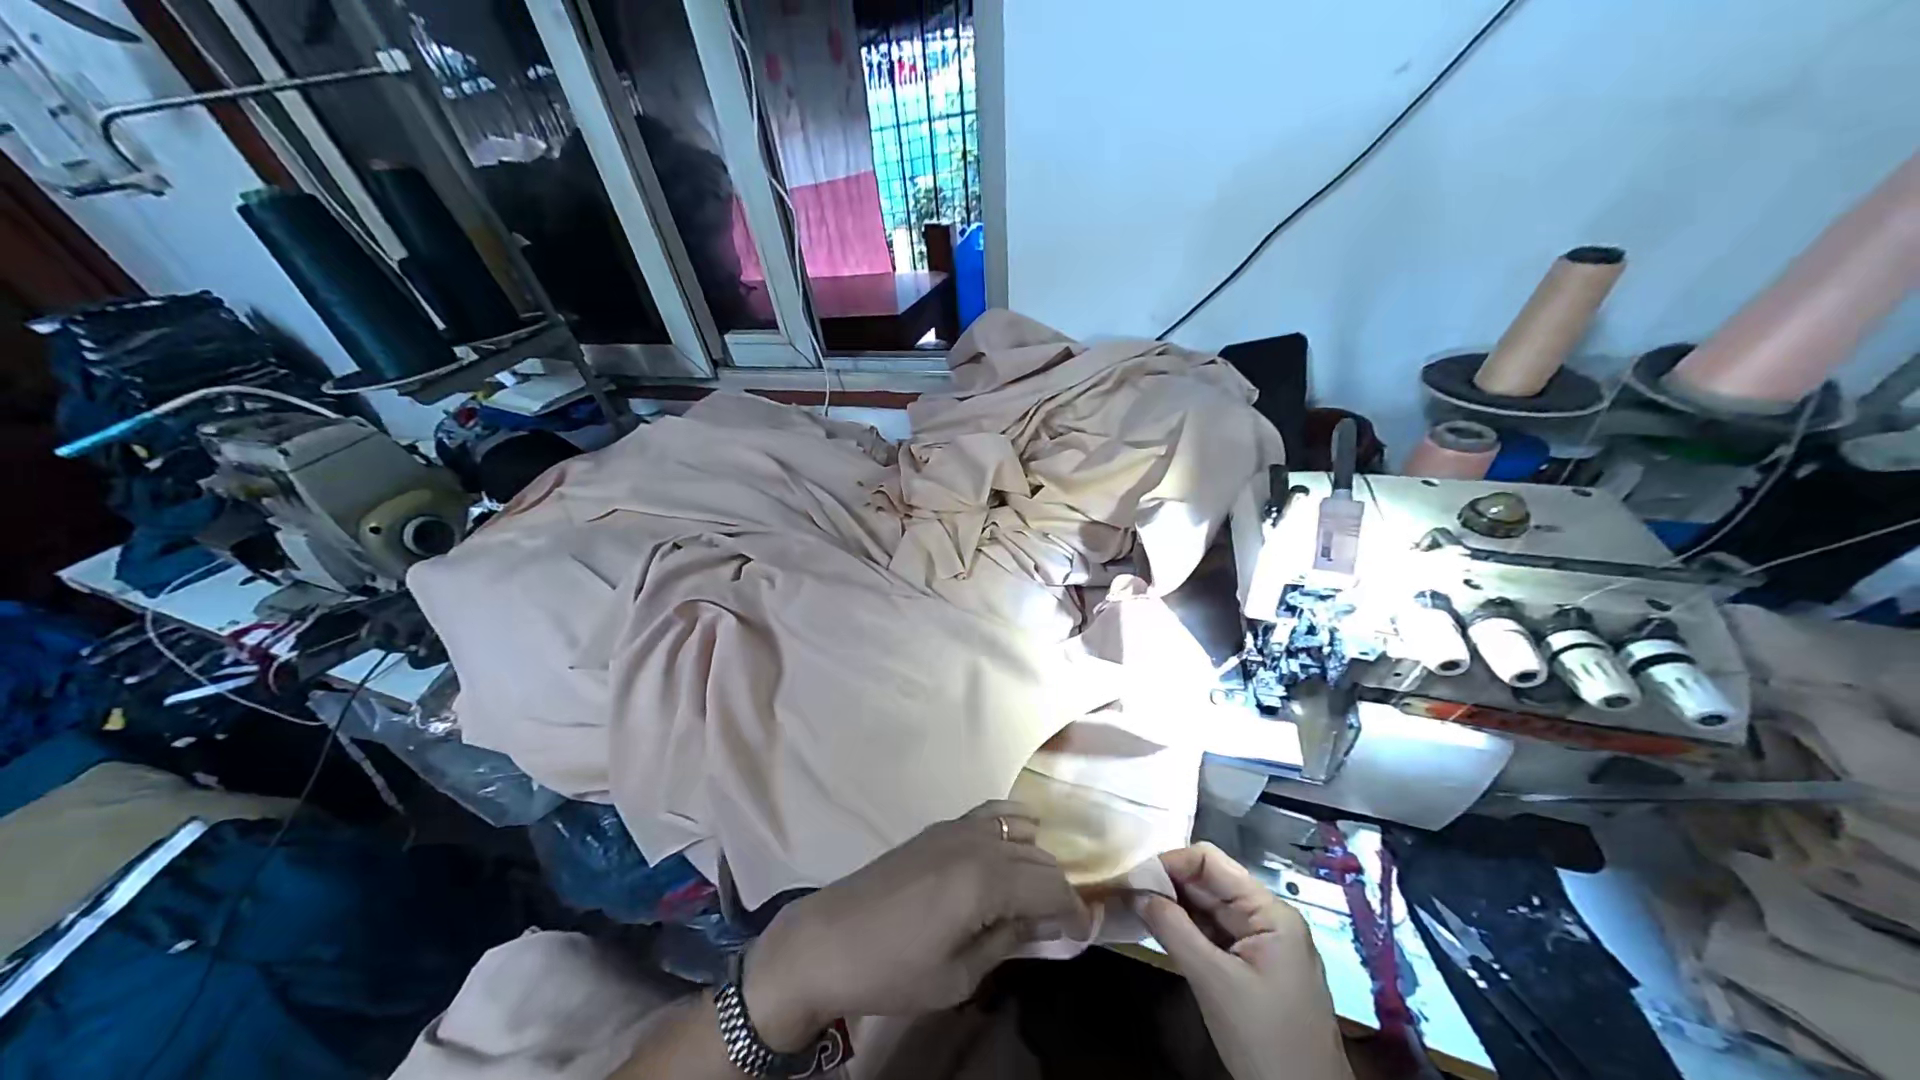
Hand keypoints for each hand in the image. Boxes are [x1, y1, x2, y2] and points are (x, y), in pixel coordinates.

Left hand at [740, 801, 1091, 1050]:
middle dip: (1057, 890)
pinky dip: (1012, 824)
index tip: (1080, 935)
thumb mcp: (958, 974)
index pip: (1052, 888)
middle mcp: (977, 844)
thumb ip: (1009, 941)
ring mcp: (955, 829)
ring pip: (1019, 832)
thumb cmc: (893, 970)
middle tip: (1059, 924)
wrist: (826, 941)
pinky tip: (1014, 843)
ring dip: (1035, 859)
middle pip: (1039, 858)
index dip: (1073, 913)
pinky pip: (989, 814)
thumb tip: (1050, 926)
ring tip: (1031, 893)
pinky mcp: (938, 827)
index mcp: (986, 882)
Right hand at [1137, 843, 1353, 1079]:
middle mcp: (1266, 917)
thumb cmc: (1265, 1039)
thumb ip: (1174, 930)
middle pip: (1209, 883)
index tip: (1132, 875)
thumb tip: (1134, 891)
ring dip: (1172, 904)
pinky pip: (1213, 933)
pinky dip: (1185, 928)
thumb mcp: (1214, 982)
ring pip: (1208, 908)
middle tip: (1124, 889)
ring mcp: (1261, 942)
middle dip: (1167, 882)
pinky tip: (1156, 926)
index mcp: (1269, 911)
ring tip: (1132, 903)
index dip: (1170, 862)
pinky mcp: (1252, 966)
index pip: (1211, 863)